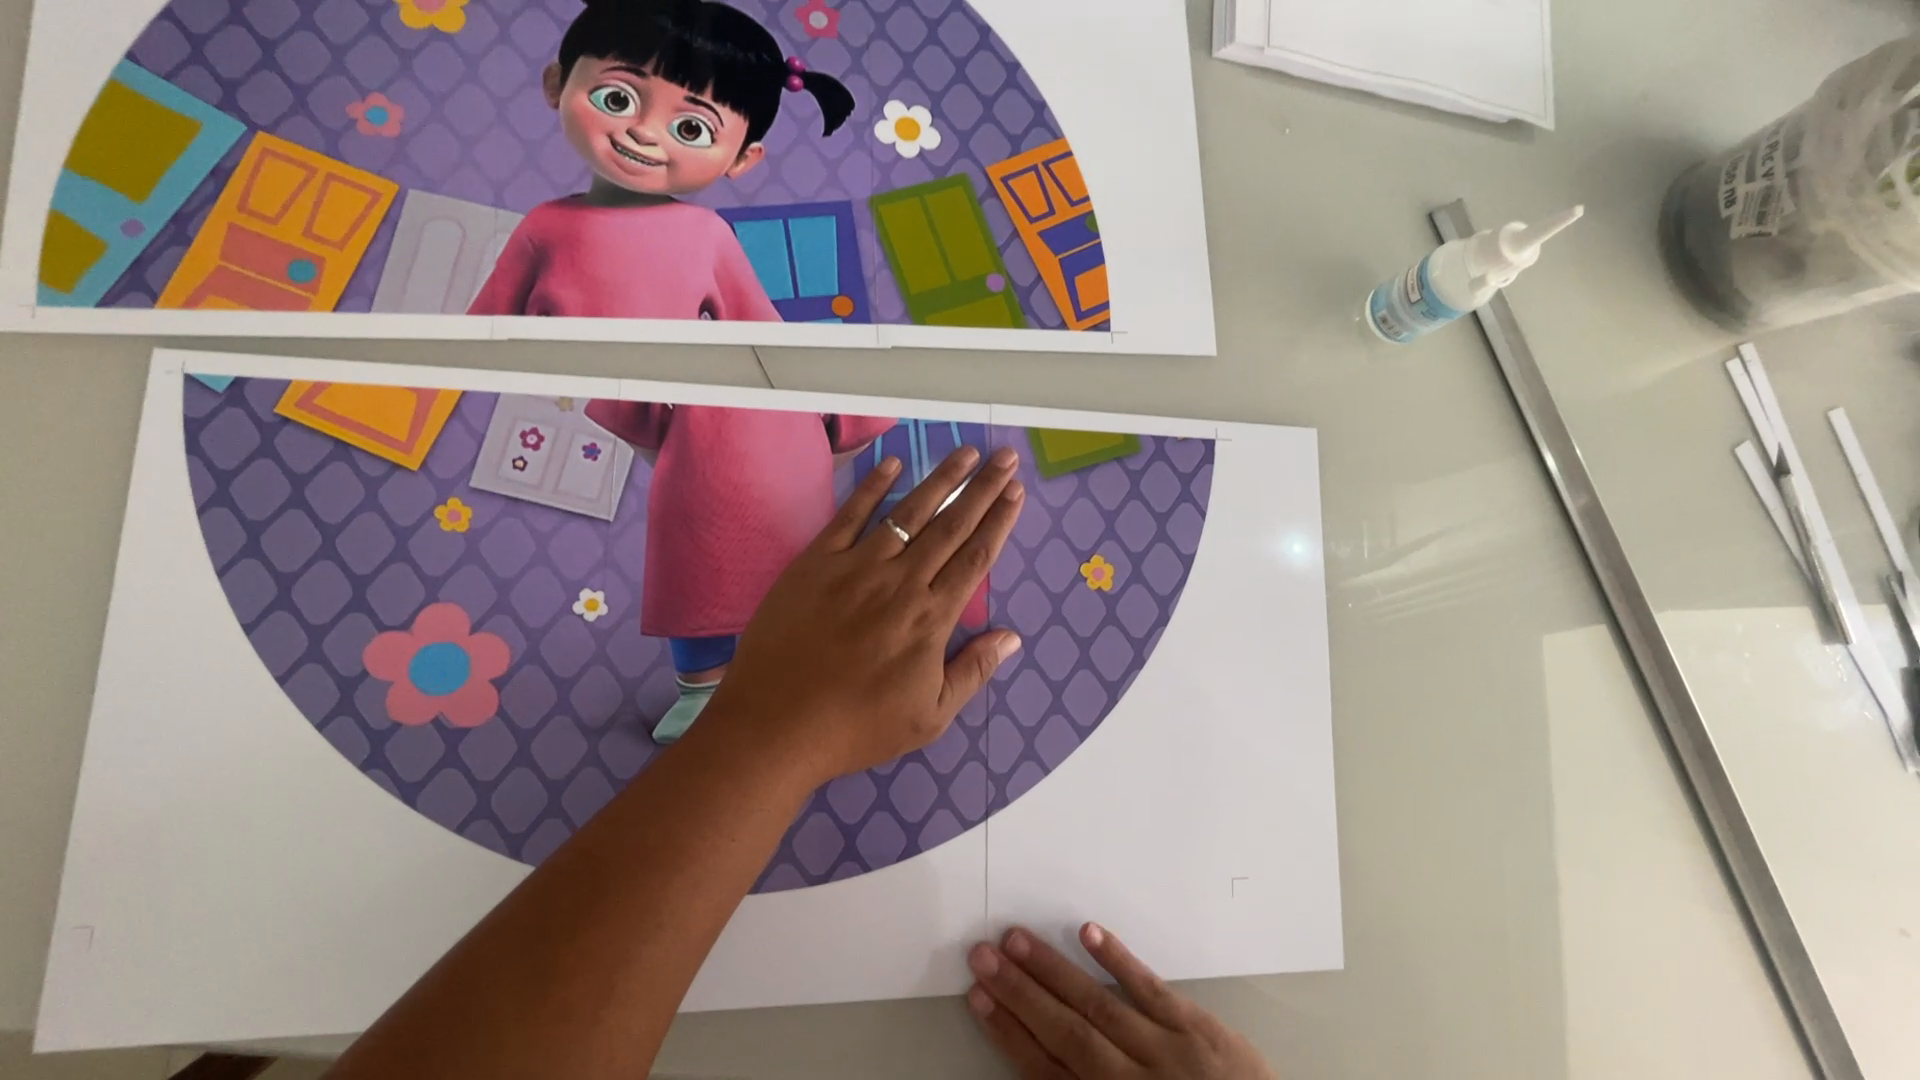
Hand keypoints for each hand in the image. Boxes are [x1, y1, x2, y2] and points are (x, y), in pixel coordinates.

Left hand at [703, 445, 1025, 784]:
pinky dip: (872, 488)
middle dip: (981, 488)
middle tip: (1004, 457)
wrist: (777, 724)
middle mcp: (900, 582)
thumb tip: (1012, 637)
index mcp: (931, 617)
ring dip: (939, 480)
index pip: (975, 557)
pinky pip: (849, 516)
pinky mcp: (816, 563)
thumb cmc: (857, 726)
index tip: (1015, 492)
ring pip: (907, 513)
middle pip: (950, 526)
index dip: (999, 521)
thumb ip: (972, 671)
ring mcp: (856, 567)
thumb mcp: (929, 716)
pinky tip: (892, 465)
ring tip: (964, 453)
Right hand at [968, 925, 1277, 1079]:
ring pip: (1098, 1006)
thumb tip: (1043, 1060)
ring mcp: (1166, 1052)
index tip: (977, 997)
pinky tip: (1088, 933)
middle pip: (1064, 1032)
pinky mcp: (1198, 1029)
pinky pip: (1152, 990)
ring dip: (1053, 971)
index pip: (1046, 1070)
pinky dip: (1119, 961)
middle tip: (981, 955)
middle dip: (1018, 993)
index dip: (1009, 1032)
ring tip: (1016, 939)